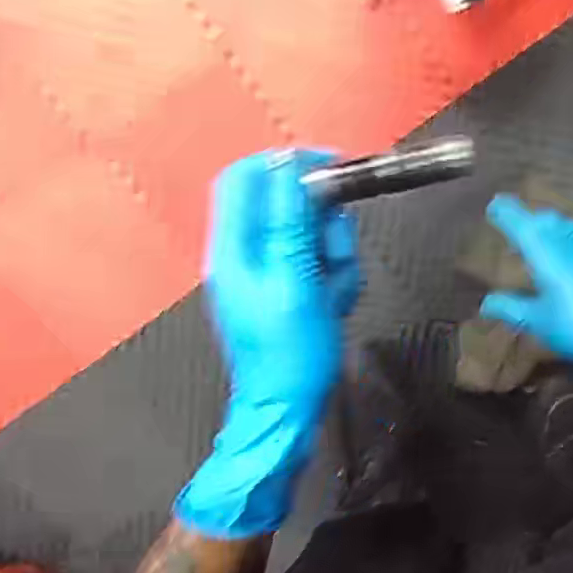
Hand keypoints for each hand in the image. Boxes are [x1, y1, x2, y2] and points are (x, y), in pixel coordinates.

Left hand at [175, 151, 360, 537]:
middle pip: (288, 206)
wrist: (290, 409)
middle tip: (337, 253)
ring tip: (337, 289)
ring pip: (312, 234)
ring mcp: (270, 271)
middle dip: (323, 223)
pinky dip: (337, 276)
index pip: (246, 178)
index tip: (333, 167)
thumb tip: (289, 167)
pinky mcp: (291, 287)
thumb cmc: (291, 353)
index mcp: (234, 248)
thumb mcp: (295, 284)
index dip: (287, 163)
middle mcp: (247, 253)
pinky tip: (335, 302)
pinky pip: (321, 262)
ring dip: (336, 254)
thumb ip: (292, 223)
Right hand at [480, 194, 572, 435]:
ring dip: (545, 226)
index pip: (520, 220)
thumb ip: (510, 307)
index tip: (492, 205)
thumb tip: (487, 302)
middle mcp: (566, 240)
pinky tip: (562, 256)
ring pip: (563, 224)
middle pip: (543, 217)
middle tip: (510, 227)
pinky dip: (563, 236)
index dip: (505, 211)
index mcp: (544, 250)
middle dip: (525, 217)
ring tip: (533, 243)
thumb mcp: (538, 321)